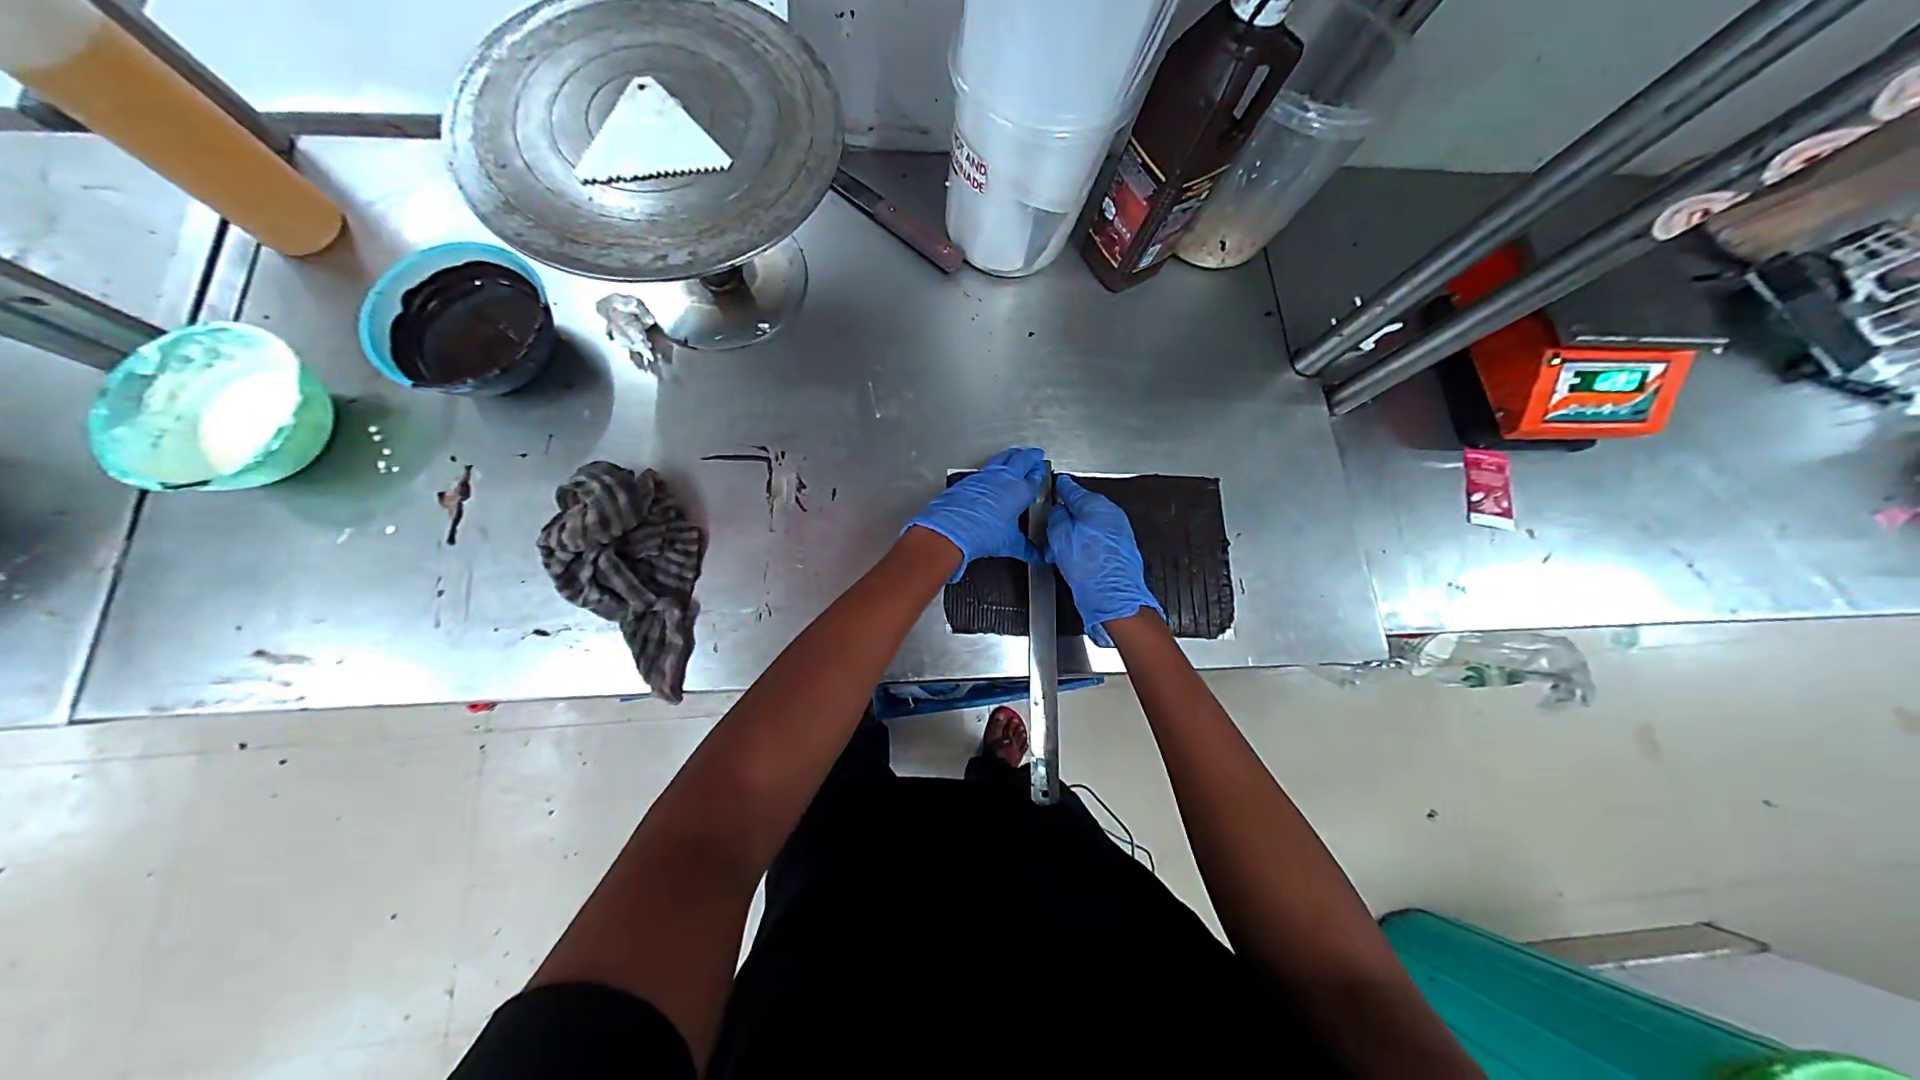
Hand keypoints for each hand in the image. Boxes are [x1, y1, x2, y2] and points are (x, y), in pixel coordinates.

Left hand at [906, 447, 1046, 581]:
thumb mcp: (1010, 544)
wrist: (952, 529)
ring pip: (1002, 458)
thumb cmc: (983, 533)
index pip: (1035, 476)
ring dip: (1010, 455)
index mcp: (1020, 490)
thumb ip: (1027, 549)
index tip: (1042, 467)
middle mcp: (1004, 478)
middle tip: (1035, 453)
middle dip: (1030, 456)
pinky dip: (991, 468)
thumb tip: (1037, 557)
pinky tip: (989, 473)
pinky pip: (983, 469)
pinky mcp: (968, 480)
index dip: (1040, 472)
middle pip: (1021, 459)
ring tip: (1015, 454)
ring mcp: (984, 476)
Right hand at [1046, 476, 1165, 646]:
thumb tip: (1058, 511)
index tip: (1056, 483)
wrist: (1114, 598)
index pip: (1073, 488)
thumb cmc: (1089, 569)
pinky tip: (1075, 559)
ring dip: (1074, 533)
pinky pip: (1098, 539)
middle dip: (1066, 516)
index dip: (1060, 487)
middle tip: (1050, 527)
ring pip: (1090, 524)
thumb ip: (1056, 516)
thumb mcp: (1059, 536)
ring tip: (1059, 551)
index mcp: (1096, 504)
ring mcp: (1119, 531)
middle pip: (1083, 507)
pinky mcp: (1121, 548)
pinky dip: (1085, 544)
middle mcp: (1111, 514)